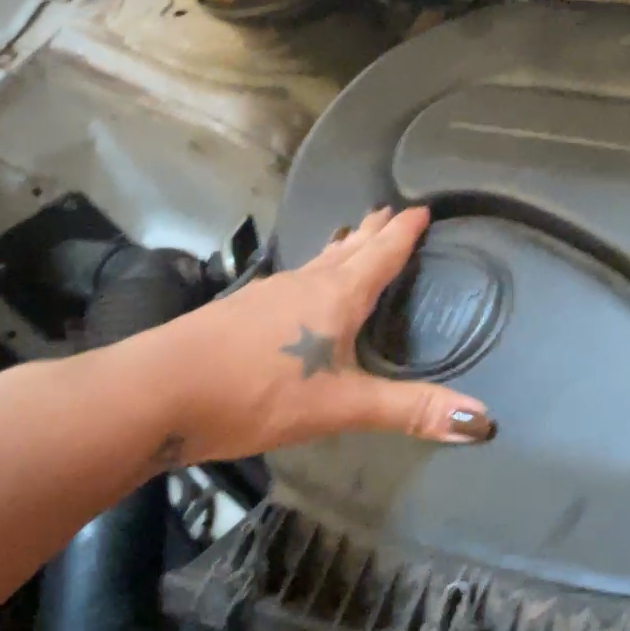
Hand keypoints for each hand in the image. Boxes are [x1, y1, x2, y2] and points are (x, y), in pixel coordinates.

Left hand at [110, 206, 489, 467]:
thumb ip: (410, 411)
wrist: (146, 396)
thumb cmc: (255, 392)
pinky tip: (300, 290)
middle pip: (347, 250)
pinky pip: (291, 283)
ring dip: (341, 250)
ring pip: (316, 264)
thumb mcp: (342, 406)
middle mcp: (302, 287)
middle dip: (372, 232)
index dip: (404, 234)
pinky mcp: (235, 315)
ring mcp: (264, 298)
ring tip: (352, 239)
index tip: (422, 208)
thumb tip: (483, 421)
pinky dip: (312, 275)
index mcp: (336, 297)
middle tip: (390, 211)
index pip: (381, 256)